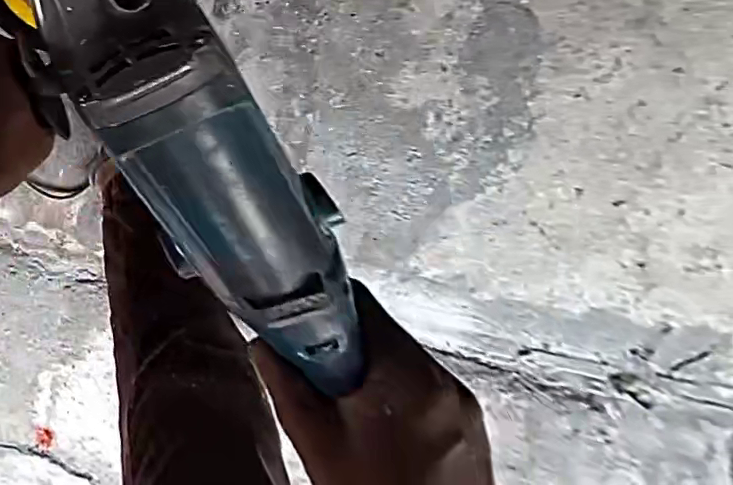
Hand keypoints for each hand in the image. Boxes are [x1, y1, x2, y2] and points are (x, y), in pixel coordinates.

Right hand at [252, 282, 493, 484]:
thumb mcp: (307, 430)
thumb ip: (278, 372)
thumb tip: (261, 338)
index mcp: (411, 375)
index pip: (359, 299)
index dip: (319, 301)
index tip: (294, 318)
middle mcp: (448, 385)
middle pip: (377, 328)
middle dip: (337, 339)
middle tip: (307, 365)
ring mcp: (466, 411)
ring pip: (396, 357)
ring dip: (361, 365)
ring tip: (336, 400)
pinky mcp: (471, 432)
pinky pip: (418, 387)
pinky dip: (387, 390)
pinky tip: (366, 421)